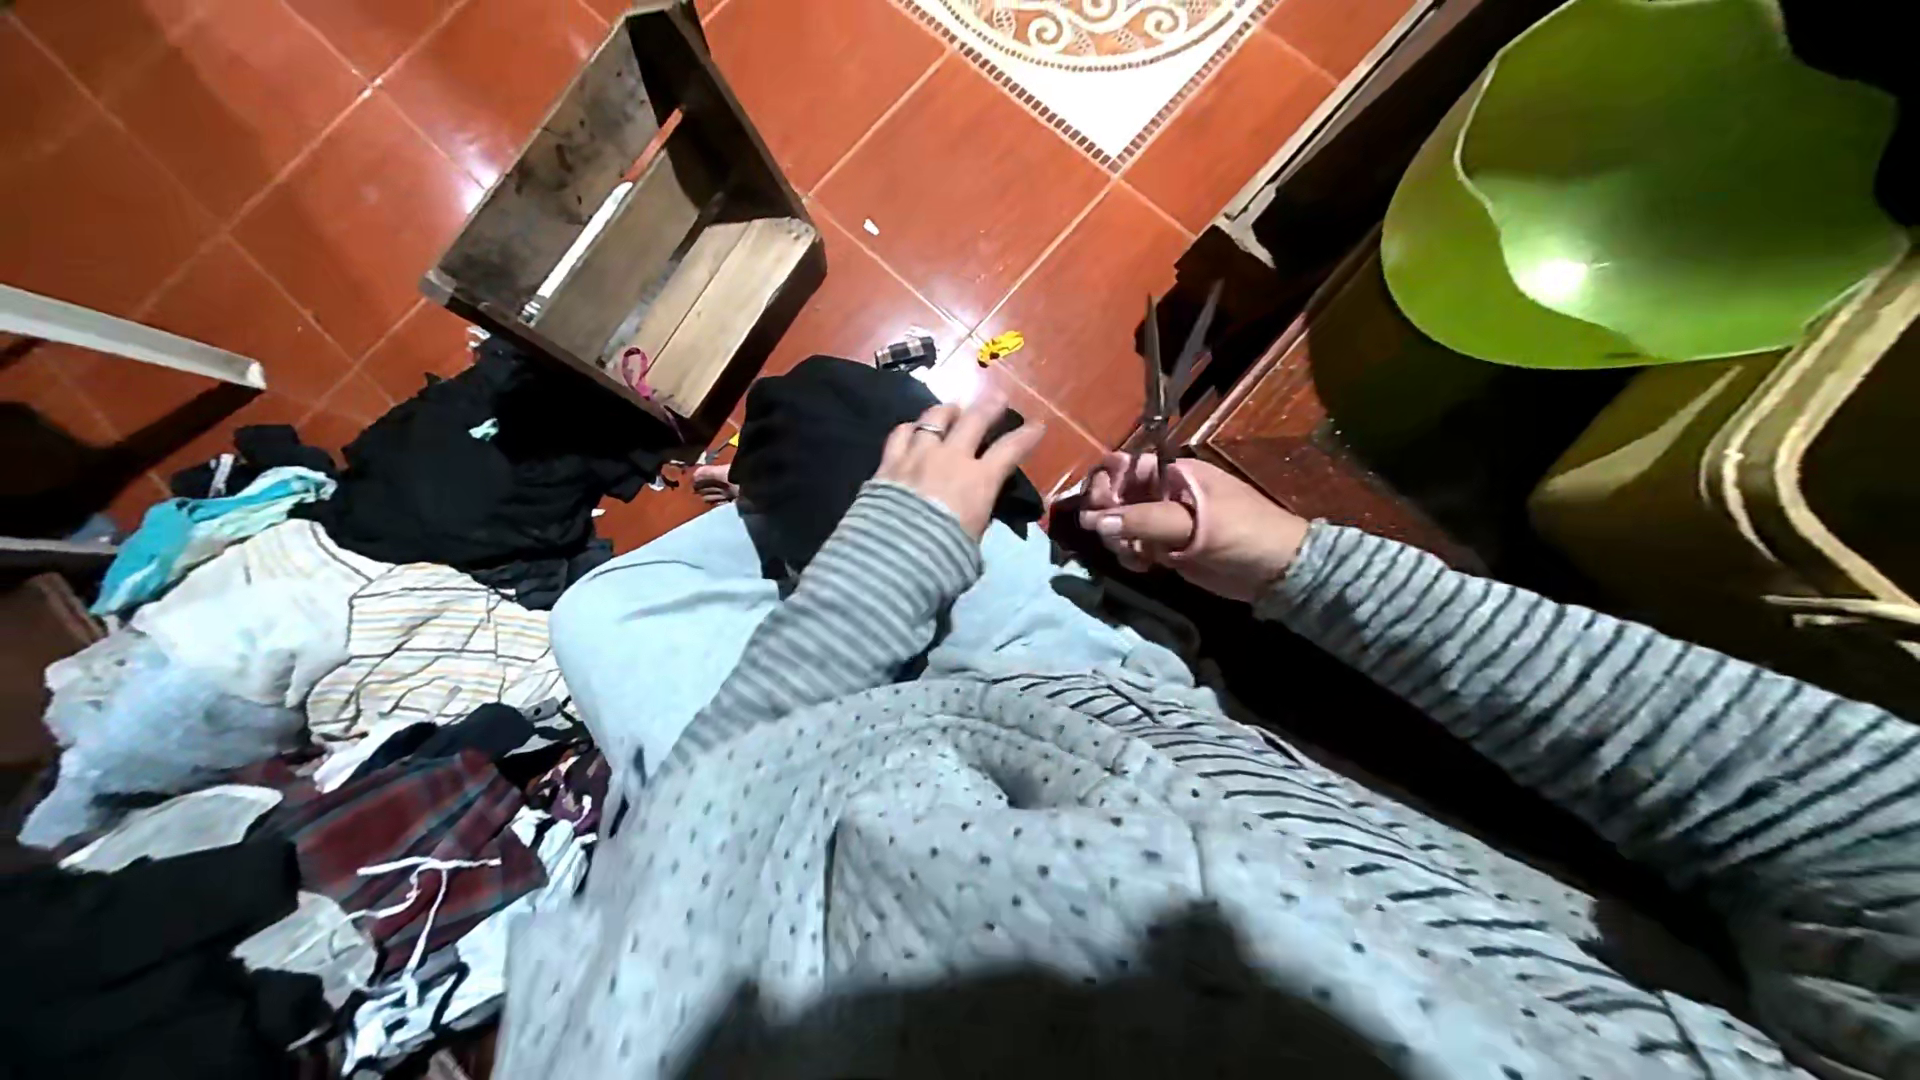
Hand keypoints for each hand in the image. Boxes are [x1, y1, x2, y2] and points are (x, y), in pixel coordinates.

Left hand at [876, 389, 1045, 539]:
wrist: (897, 552)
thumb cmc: (943, 552)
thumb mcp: (973, 539)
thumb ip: (977, 518)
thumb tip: (976, 513)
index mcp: (979, 479)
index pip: (1010, 450)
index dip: (1026, 436)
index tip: (1037, 425)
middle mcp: (951, 458)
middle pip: (974, 420)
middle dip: (989, 406)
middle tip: (998, 397)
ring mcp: (918, 454)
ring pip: (935, 418)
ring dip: (948, 410)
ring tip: (952, 409)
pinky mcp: (890, 461)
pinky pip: (901, 433)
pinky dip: (911, 428)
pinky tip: (913, 428)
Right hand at [1080, 452, 1308, 601]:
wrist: (1276, 571)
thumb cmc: (1241, 533)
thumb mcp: (1192, 524)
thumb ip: (1142, 521)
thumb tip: (1095, 521)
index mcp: (1170, 473)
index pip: (1121, 466)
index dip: (1104, 484)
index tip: (1101, 508)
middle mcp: (1160, 492)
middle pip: (1113, 496)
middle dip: (1106, 517)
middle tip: (1114, 538)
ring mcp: (1161, 520)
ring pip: (1118, 524)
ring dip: (1117, 540)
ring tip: (1136, 555)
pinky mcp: (1164, 546)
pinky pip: (1132, 545)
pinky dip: (1130, 555)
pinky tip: (1143, 566)